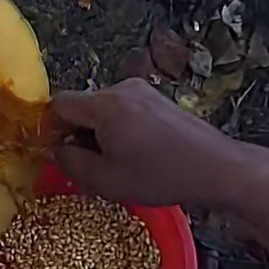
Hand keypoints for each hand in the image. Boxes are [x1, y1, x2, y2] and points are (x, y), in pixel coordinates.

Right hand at [51, 79, 252, 206]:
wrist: (216, 168)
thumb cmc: (160, 176)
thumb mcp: (106, 179)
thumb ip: (70, 163)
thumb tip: (53, 152)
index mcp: (105, 105)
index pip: (60, 104)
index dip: (52, 129)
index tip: (60, 155)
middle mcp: (122, 89)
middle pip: (82, 106)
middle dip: (77, 135)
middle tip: (88, 167)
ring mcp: (143, 91)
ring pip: (103, 110)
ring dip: (99, 135)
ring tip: (114, 165)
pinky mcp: (158, 100)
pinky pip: (123, 111)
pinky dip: (118, 131)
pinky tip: (134, 156)